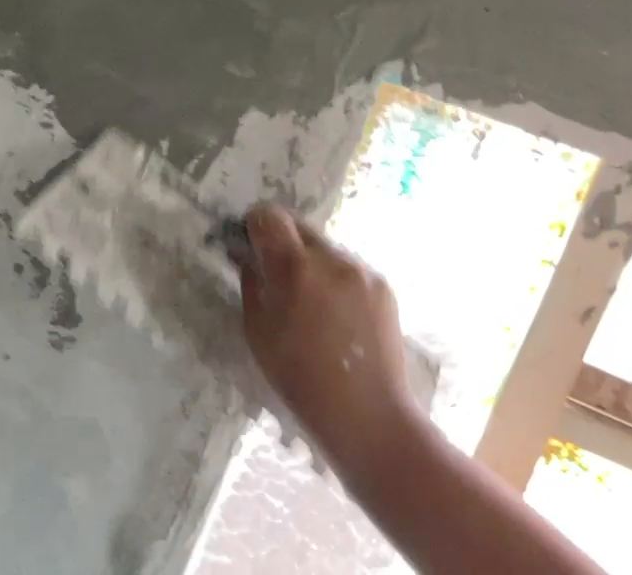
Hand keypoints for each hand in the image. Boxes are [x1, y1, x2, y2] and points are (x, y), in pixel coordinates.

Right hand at [238, 206, 417, 471]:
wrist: (367, 413)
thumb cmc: (299, 377)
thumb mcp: (257, 330)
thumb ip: (251, 282)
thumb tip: (248, 256)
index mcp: (294, 267)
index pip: (268, 216)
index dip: (253, 226)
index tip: (247, 245)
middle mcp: (331, 258)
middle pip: (298, 227)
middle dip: (282, 242)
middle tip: (275, 274)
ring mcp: (362, 270)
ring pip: (325, 249)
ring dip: (310, 262)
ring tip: (309, 302)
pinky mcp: (383, 286)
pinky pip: (348, 269)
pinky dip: (335, 279)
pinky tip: (335, 315)